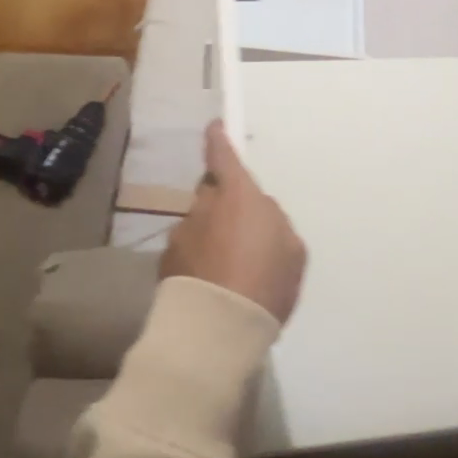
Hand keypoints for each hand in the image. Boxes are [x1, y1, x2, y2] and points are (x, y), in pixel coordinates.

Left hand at [160, 121, 306, 323]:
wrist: (217, 328)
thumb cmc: (265, 281)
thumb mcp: (291, 248)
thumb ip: (274, 221)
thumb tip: (258, 215)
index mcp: (238, 194)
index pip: (222, 154)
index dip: (218, 138)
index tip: (215, 129)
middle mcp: (204, 205)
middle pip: (212, 193)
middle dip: (223, 204)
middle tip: (241, 232)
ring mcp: (181, 234)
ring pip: (199, 225)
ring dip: (211, 236)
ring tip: (228, 270)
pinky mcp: (166, 264)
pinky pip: (187, 253)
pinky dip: (197, 262)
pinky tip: (210, 287)